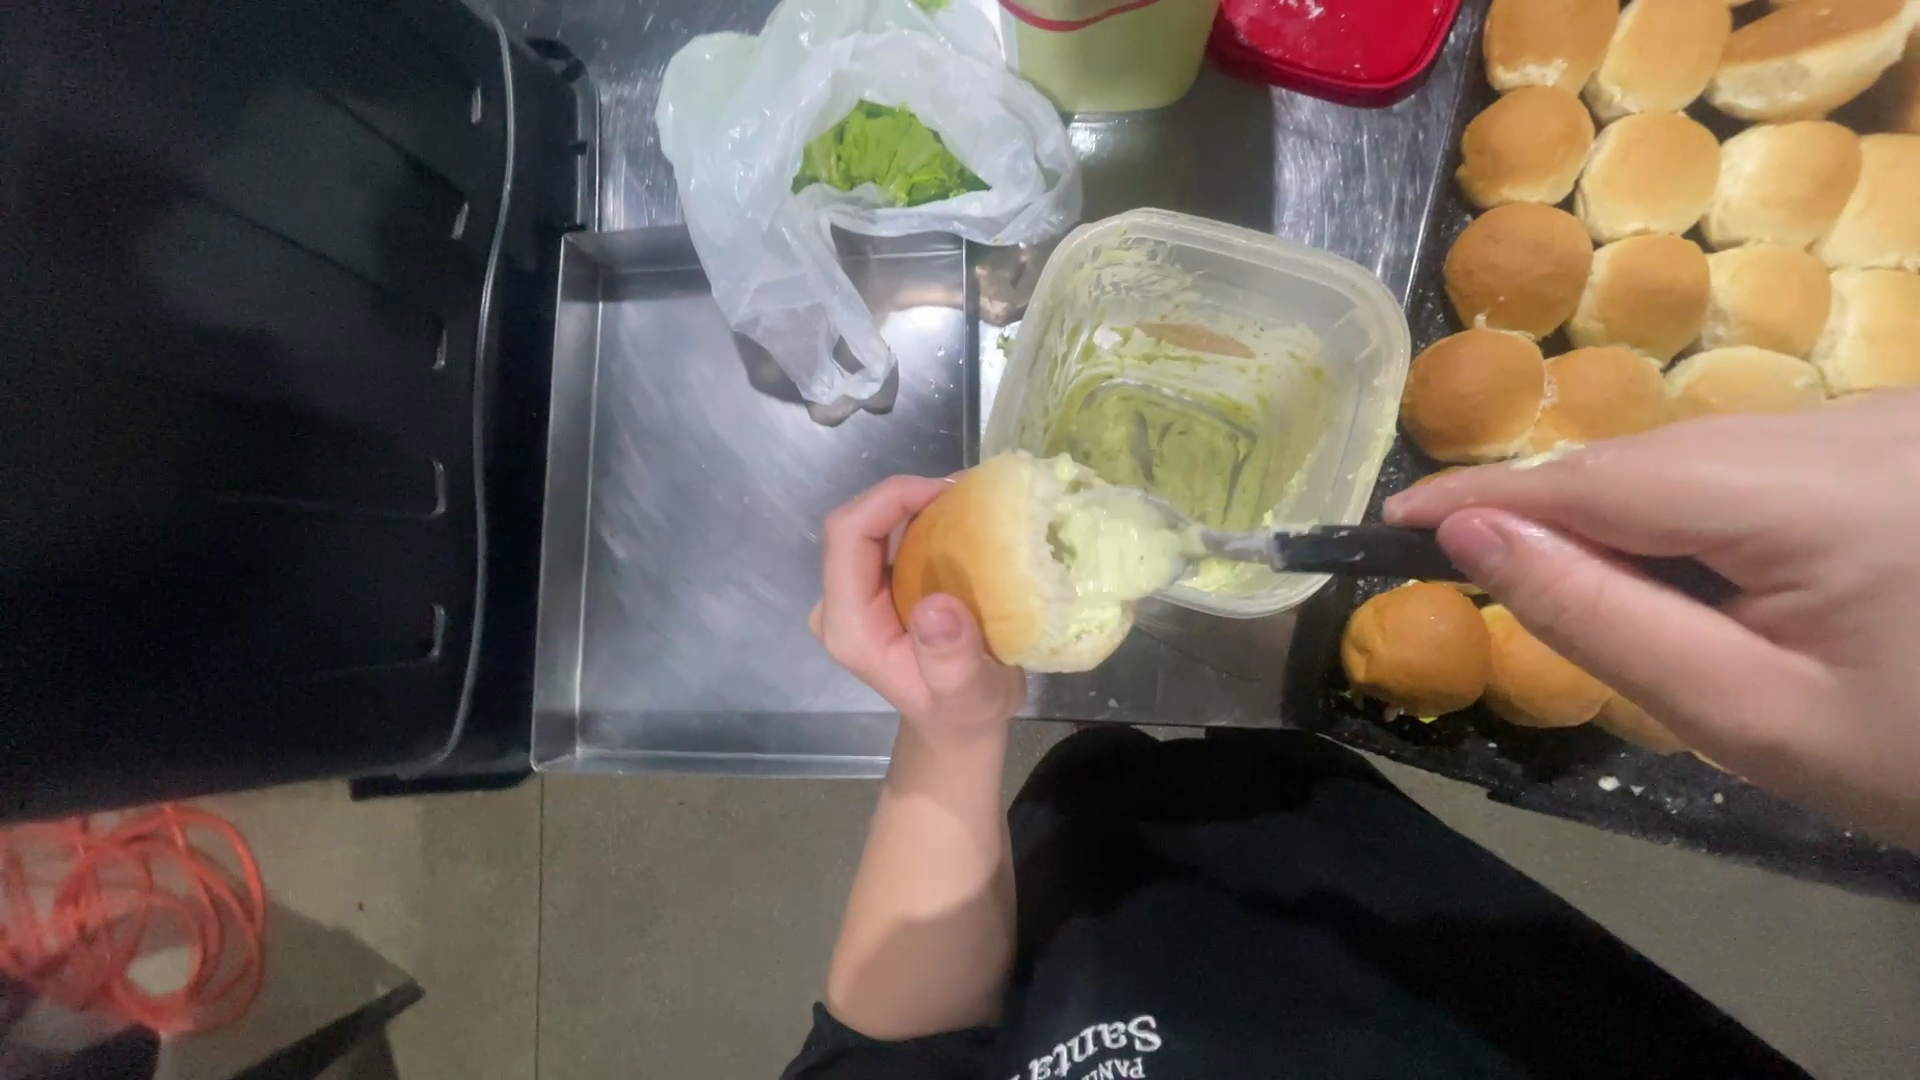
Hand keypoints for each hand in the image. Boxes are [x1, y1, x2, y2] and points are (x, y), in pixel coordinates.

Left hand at [810, 475, 1026, 739]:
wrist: (956, 726)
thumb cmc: (963, 714)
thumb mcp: (969, 695)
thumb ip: (951, 661)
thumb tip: (937, 608)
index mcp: (851, 627)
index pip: (848, 536)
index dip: (889, 499)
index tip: (946, 492)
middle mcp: (841, 606)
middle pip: (855, 526)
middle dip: (905, 496)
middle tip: (966, 492)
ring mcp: (854, 597)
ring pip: (870, 528)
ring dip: (914, 505)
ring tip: (967, 499)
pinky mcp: (872, 591)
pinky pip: (886, 540)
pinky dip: (919, 521)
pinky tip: (958, 518)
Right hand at [1384, 390, 1919, 847]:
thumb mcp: (1745, 715)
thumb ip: (1593, 616)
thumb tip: (1470, 537)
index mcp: (1819, 495)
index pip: (1593, 479)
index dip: (1478, 493)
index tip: (1393, 516)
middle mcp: (1861, 426)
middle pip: (1641, 461)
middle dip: (1549, 511)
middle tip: (1483, 570)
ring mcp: (1897, 424)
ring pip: (1693, 456)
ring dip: (1620, 514)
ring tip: (1608, 591)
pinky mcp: (1912, 441)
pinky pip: (1752, 461)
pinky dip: (1691, 508)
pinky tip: (1710, 571)